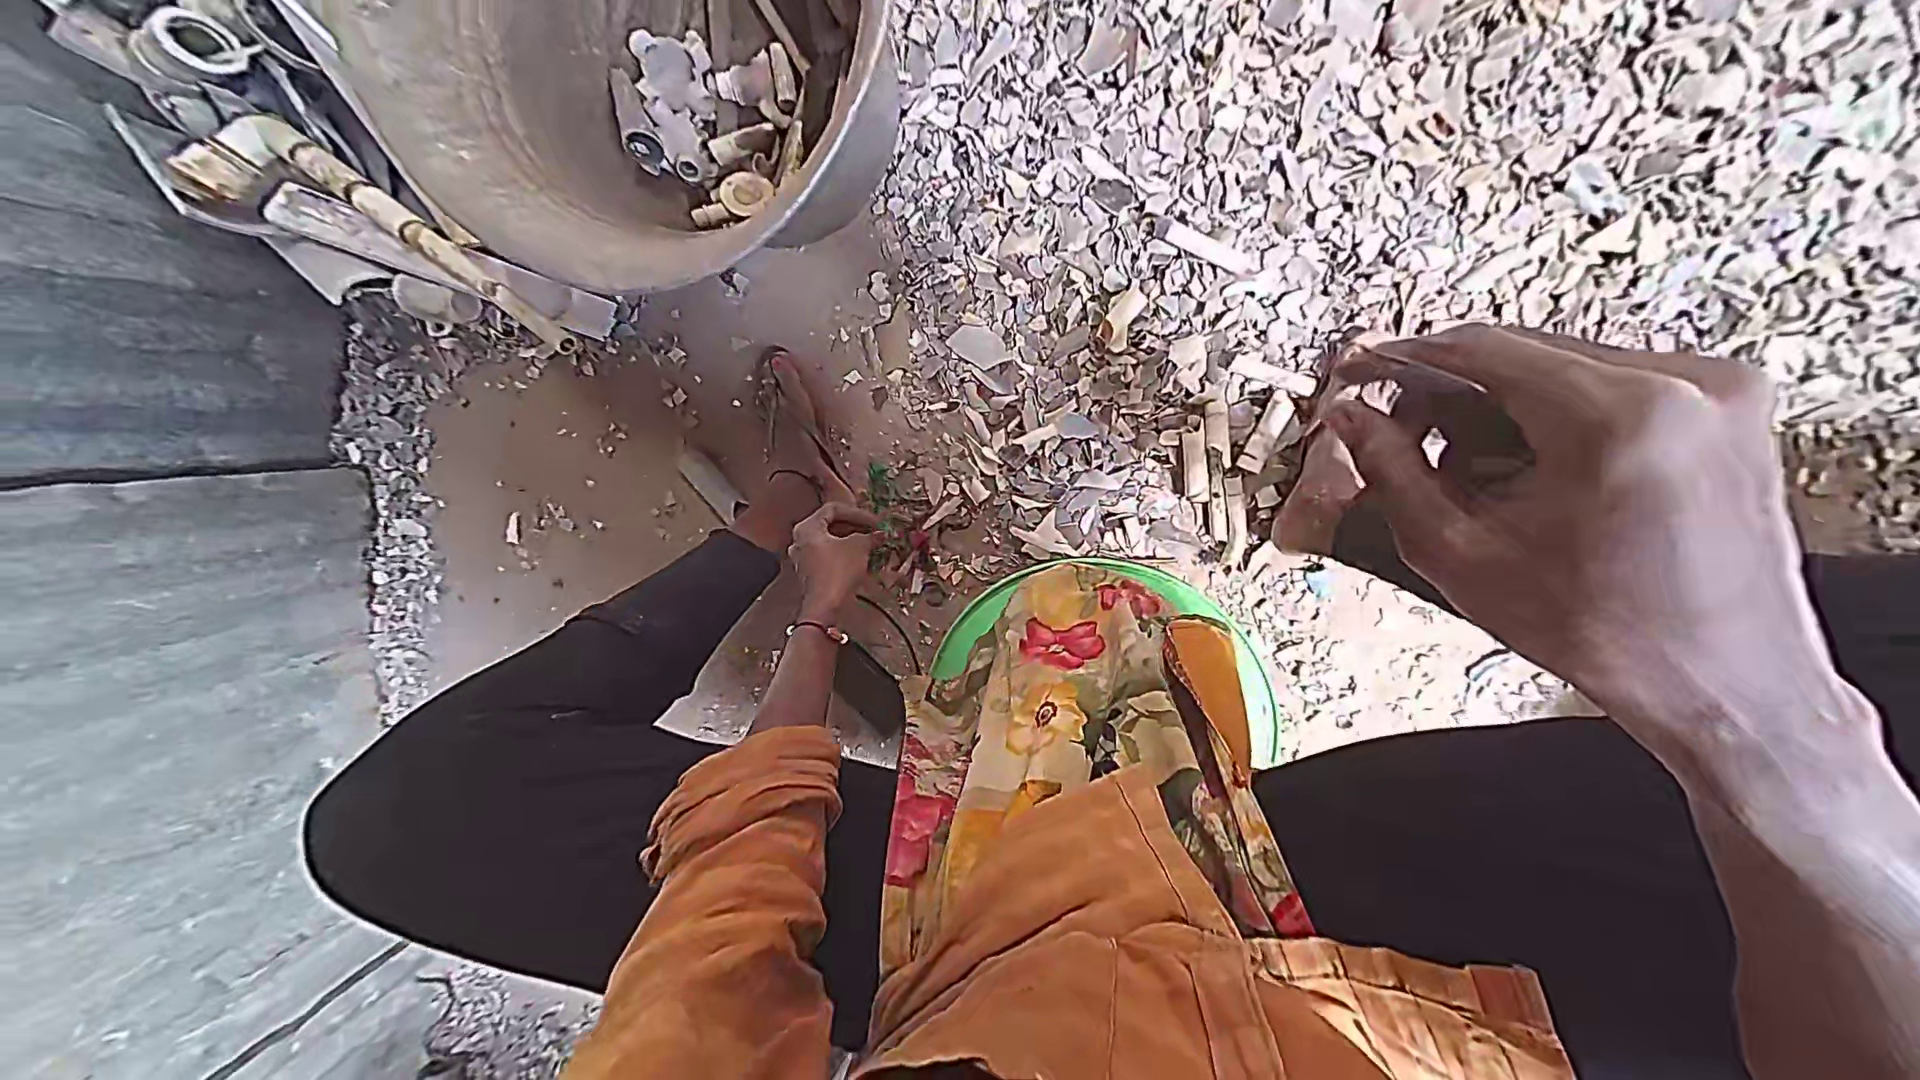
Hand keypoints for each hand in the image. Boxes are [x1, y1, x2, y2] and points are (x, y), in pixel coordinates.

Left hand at [789, 502, 879, 621]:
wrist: (826, 606)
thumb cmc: (839, 570)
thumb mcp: (859, 547)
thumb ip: (869, 536)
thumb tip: (880, 534)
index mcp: (807, 527)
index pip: (833, 509)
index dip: (858, 513)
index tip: (875, 521)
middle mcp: (800, 540)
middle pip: (830, 525)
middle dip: (855, 526)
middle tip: (874, 530)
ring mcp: (803, 557)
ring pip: (830, 541)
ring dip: (851, 540)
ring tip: (871, 543)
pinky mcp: (810, 572)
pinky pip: (828, 555)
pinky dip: (844, 553)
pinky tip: (860, 557)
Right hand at [1322, 325, 1869, 777]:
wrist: (1720, 679)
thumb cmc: (1600, 628)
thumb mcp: (1458, 550)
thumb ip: (1391, 470)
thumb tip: (1351, 418)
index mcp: (1619, 415)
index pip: (1477, 348)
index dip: (1400, 357)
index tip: (1358, 368)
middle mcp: (1684, 384)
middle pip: (1515, 352)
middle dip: (1444, 396)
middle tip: (1399, 440)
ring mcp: (1715, 393)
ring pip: (1551, 368)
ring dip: (1491, 413)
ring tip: (1473, 480)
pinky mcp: (1722, 410)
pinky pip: (1597, 386)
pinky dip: (1539, 420)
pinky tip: (1522, 476)